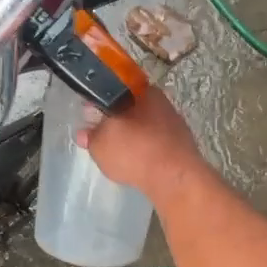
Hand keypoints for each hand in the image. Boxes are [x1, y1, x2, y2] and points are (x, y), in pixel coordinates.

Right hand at [75, 87, 207, 199]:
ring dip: (133, 137)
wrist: (174, 176)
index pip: (113, 91)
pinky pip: (157, 143)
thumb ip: (90, 137)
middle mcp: (160, 100)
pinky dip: (147, 151)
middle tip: (103, 139)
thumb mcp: (100, 145)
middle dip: (117, 122)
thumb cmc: (133, 151)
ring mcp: (174, 122)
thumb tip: (83, 133)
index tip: (90, 119)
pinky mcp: (183, 143)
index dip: (98, 104)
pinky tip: (139, 164)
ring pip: (146, 126)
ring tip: (120, 155)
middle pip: (131, 108)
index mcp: (139, 90)